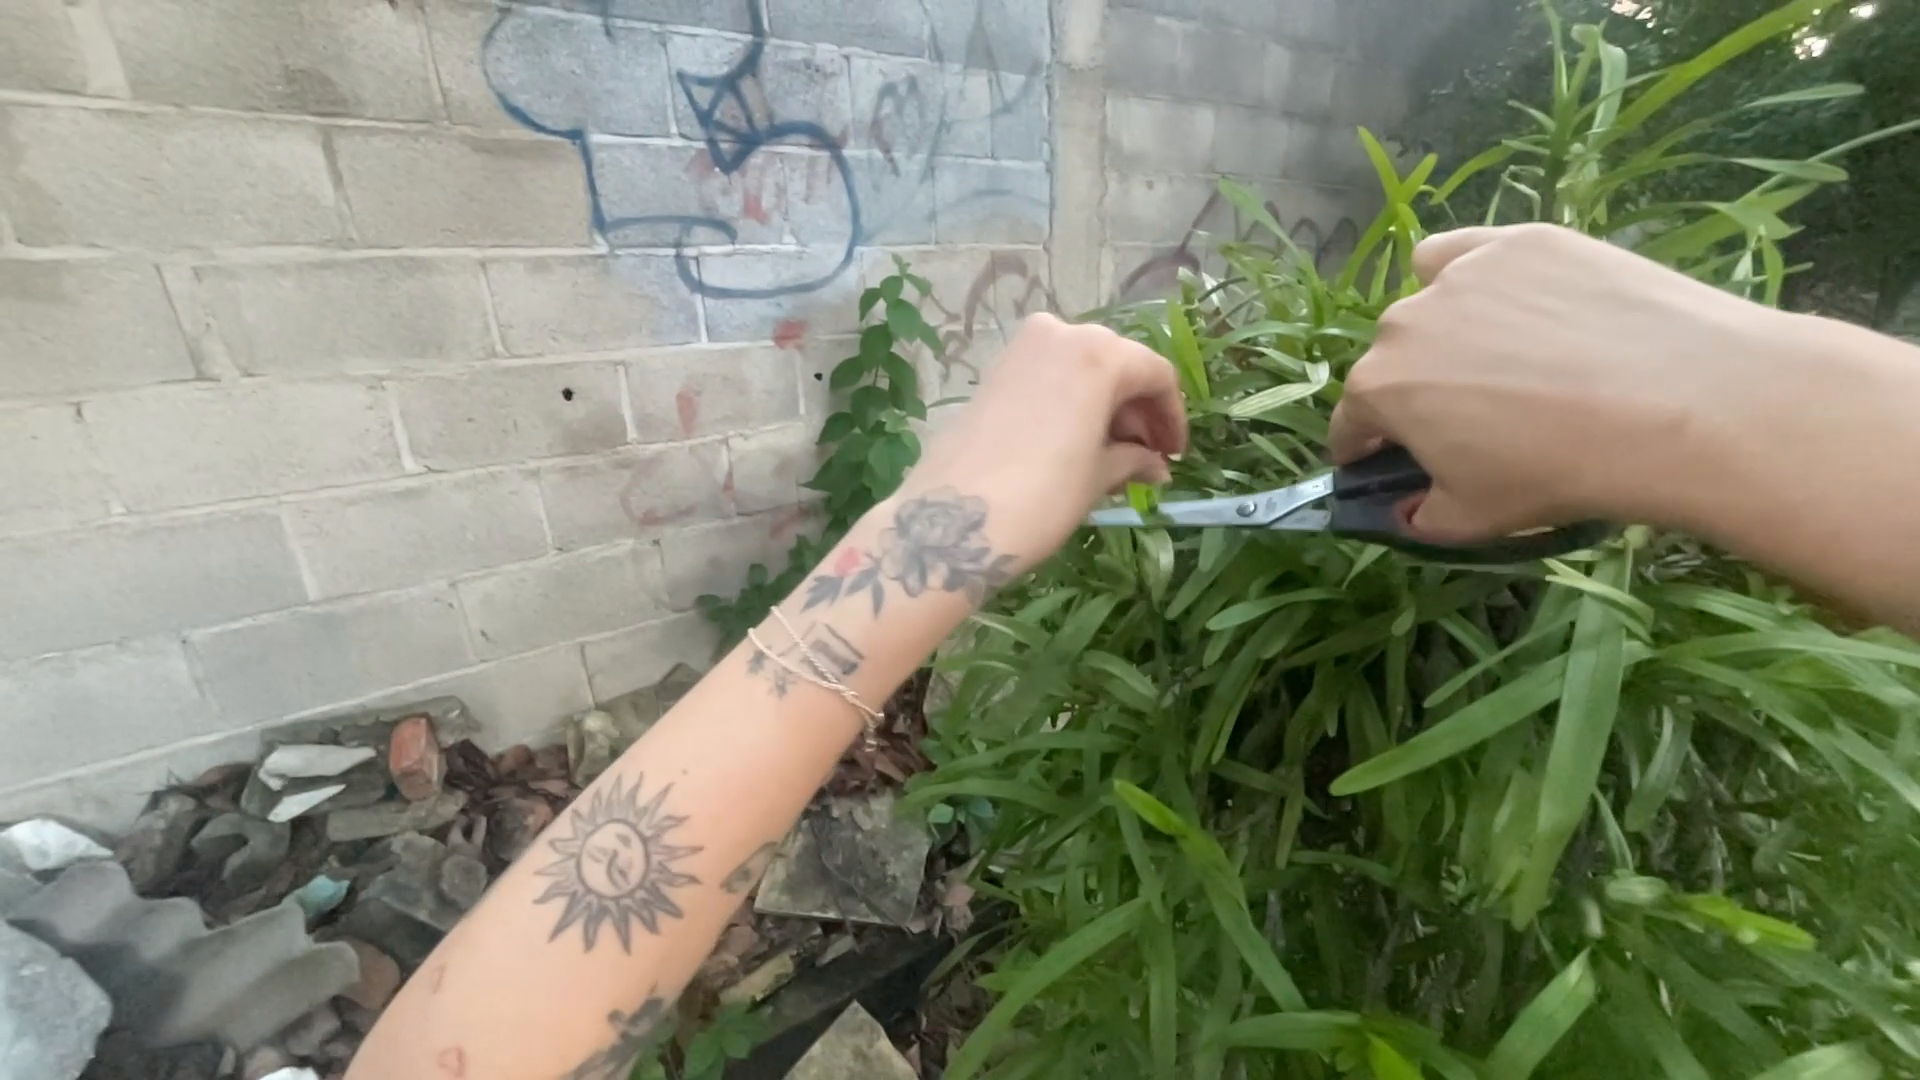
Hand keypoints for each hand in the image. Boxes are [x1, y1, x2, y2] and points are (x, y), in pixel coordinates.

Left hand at [899, 313, 1187, 572]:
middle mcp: (1060, 334)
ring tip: (1112, 460)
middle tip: (1146, 459)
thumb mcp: (1096, 478)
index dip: (1172, 417)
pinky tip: (1074, 445)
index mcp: (1098, 354)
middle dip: (1136, 413)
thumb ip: (1132, 460)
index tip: (1175, 455)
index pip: (1155, 375)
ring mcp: (1020, 349)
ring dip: (1102, 409)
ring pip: (1080, 370)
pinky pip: (1048, 379)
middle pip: (1117, 366)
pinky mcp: (992, 372)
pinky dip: (1069, 404)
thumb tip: (1154, 465)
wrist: (951, 522)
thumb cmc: (1040, 497)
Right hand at [1327, 224, 1795, 540]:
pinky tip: (1507, 299)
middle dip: (1411, 391)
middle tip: (1469, 415)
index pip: (1349, 425)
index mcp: (1376, 390)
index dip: (1365, 450)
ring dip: (1438, 335)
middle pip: (1388, 364)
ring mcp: (1459, 276)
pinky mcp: (1518, 241)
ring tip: (1500, 354)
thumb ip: (1417, 518)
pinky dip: (1468, 277)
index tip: (1390, 463)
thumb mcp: (1470, 520)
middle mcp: (1399, 325)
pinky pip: (1464, 255)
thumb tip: (1406, 509)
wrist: (1690, 405)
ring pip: (1422, 305)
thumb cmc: (1558, 471)